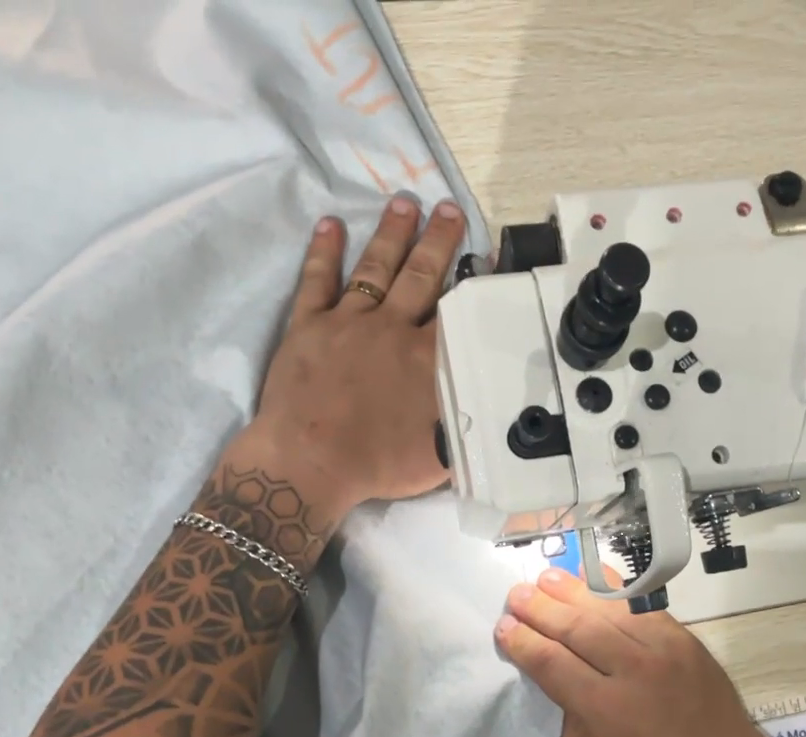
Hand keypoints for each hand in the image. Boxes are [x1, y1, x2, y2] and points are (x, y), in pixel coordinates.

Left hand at [235, 196, 466, 520]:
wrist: (310, 463)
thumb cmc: (378, 463)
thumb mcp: (442, 452)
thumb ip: (469, 422)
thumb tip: (498, 410)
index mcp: (427, 359)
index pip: (459, 311)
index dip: (475, 282)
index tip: (490, 255)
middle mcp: (392, 329)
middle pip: (420, 276)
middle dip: (438, 241)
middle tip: (449, 209)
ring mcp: (347, 323)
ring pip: (374, 269)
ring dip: (391, 235)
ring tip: (404, 203)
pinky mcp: (308, 326)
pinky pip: (316, 281)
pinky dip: (323, 252)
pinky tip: (330, 225)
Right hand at [494, 568, 800, 736]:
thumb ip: (559, 726)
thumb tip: (539, 682)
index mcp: (604, 709)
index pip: (551, 663)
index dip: (523, 642)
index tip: (503, 627)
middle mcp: (632, 671)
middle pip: (576, 628)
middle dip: (540, 608)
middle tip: (515, 593)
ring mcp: (661, 648)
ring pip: (607, 610)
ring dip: (572, 591)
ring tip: (544, 579)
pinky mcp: (681, 636)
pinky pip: (640, 605)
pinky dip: (613, 589)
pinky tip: (591, 575)